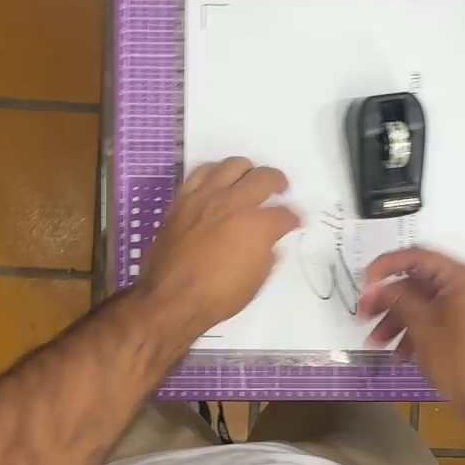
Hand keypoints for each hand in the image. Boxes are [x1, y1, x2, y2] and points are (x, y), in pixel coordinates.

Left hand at [140, 157, 300, 338]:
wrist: (171, 299)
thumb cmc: (217, 297)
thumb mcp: (255, 282)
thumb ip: (267, 255)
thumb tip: (269, 243)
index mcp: (257, 226)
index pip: (285, 214)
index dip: (293, 219)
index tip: (293, 223)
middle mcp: (234, 203)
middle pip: (264, 178)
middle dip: (279, 183)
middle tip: (280, 189)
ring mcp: (206, 197)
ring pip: (232, 166)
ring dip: (247, 170)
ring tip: (249, 178)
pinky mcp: (183, 200)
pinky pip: (200, 173)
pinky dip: (214, 172)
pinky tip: (217, 180)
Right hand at [356, 247, 464, 412]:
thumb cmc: (461, 359)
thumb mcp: (422, 326)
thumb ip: (397, 299)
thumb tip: (375, 286)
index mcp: (463, 277)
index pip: (417, 257)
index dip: (385, 266)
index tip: (363, 283)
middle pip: (420, 283)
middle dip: (388, 301)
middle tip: (363, 316)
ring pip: (427, 305)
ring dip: (399, 320)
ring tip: (377, 342)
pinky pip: (440, 320)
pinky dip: (418, 331)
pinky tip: (401, 353)